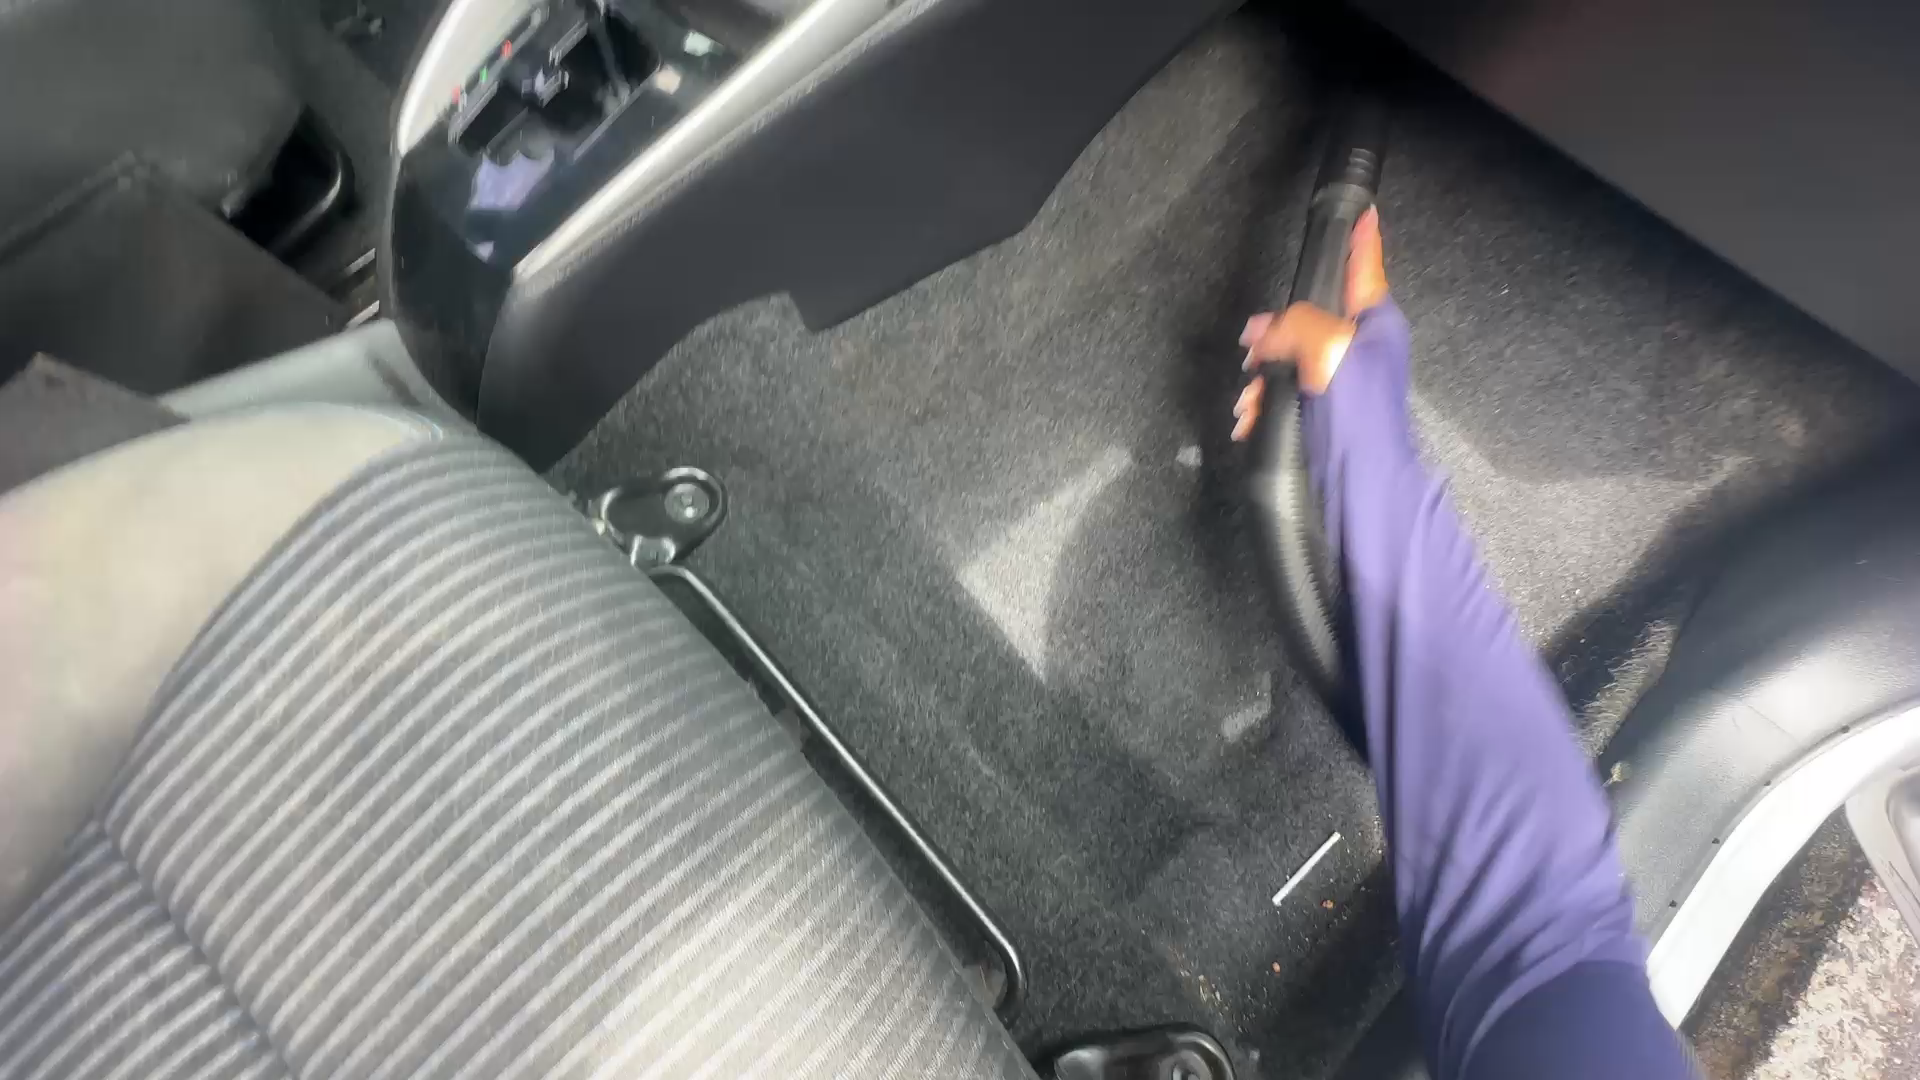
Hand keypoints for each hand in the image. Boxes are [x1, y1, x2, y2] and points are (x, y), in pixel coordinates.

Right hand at [1231, 206, 1388, 441]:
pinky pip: (1285, 392)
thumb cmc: (1355, 408)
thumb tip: (1258, 333)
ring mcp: (1339, 378)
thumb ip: (1293, 325)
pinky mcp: (1320, 408)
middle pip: (1309, 318)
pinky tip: (1248, 417)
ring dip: (1261, 379)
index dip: (1361, 238)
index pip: (1365, 267)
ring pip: (1289, 359)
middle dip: (1272, 337)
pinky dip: (1263, 403)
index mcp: (1374, 321)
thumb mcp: (1327, 348)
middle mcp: (1359, 345)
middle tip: (1250, 350)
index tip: (1365, 211)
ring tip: (1246, 403)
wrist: (1358, 478)